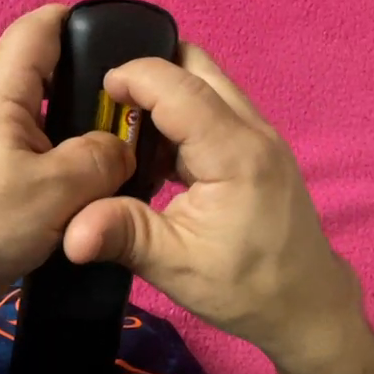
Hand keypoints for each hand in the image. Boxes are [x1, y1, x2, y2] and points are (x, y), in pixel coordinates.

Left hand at [0, 5, 134, 314]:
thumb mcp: (57, 189)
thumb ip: (101, 157)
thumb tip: (123, 147)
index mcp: (0, 94)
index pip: (35, 29)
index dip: (77, 18)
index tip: (122, 33)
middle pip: (47, 66)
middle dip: (92, 72)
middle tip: (139, 93)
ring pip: (49, 109)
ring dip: (84, 116)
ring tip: (129, 129)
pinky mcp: (1, 167)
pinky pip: (45, 142)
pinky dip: (73, 146)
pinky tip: (101, 167)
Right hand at [61, 46, 366, 373]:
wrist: (307, 307)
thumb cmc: (244, 288)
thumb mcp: (174, 266)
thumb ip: (121, 234)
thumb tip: (66, 231)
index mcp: (234, 153)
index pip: (180, 86)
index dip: (135, 76)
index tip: (96, 90)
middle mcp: (252, 129)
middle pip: (197, 65)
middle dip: (148, 71)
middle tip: (107, 103)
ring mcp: (258, 133)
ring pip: (205, 81)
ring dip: (163, 91)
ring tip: (124, 126)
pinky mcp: (255, 144)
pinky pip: (211, 105)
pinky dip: (178, 111)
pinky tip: (152, 151)